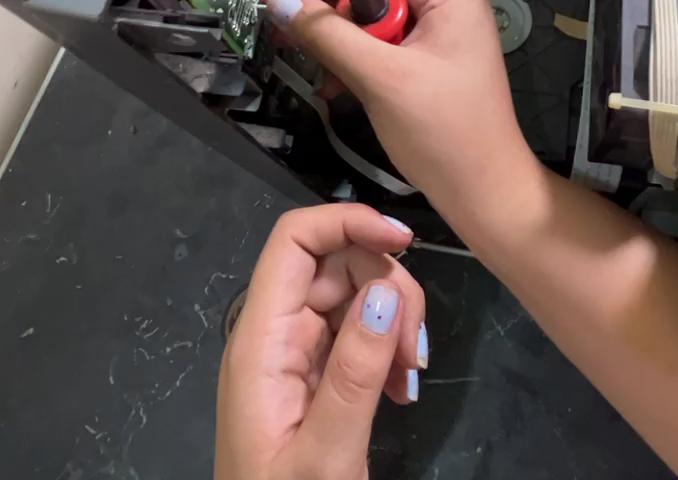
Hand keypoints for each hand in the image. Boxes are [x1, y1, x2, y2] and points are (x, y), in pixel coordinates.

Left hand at [215, 204, 427, 479]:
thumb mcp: (325, 457)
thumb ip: (354, 373)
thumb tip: (386, 290)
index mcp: (260, 340)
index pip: (294, 240)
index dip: (347, 222)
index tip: (405, 241)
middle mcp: (275, 333)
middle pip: (336, 263)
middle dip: (387, 287)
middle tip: (417, 349)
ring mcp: (296, 352)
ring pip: (355, 292)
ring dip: (395, 319)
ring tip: (412, 374)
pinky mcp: (317, 372)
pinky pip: (359, 330)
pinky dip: (389, 346)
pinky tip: (403, 388)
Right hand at [264, 0, 535, 198]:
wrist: (485, 193)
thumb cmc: (443, 132)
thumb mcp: (381, 78)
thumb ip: (328, 35)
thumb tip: (278, 1)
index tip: (273, 1)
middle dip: (329, 16)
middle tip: (287, 41)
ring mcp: (438, 30)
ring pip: (369, 19)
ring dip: (340, 45)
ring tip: (325, 79)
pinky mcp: (429, 58)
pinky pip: (382, 45)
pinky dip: (356, 63)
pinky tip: (340, 90)